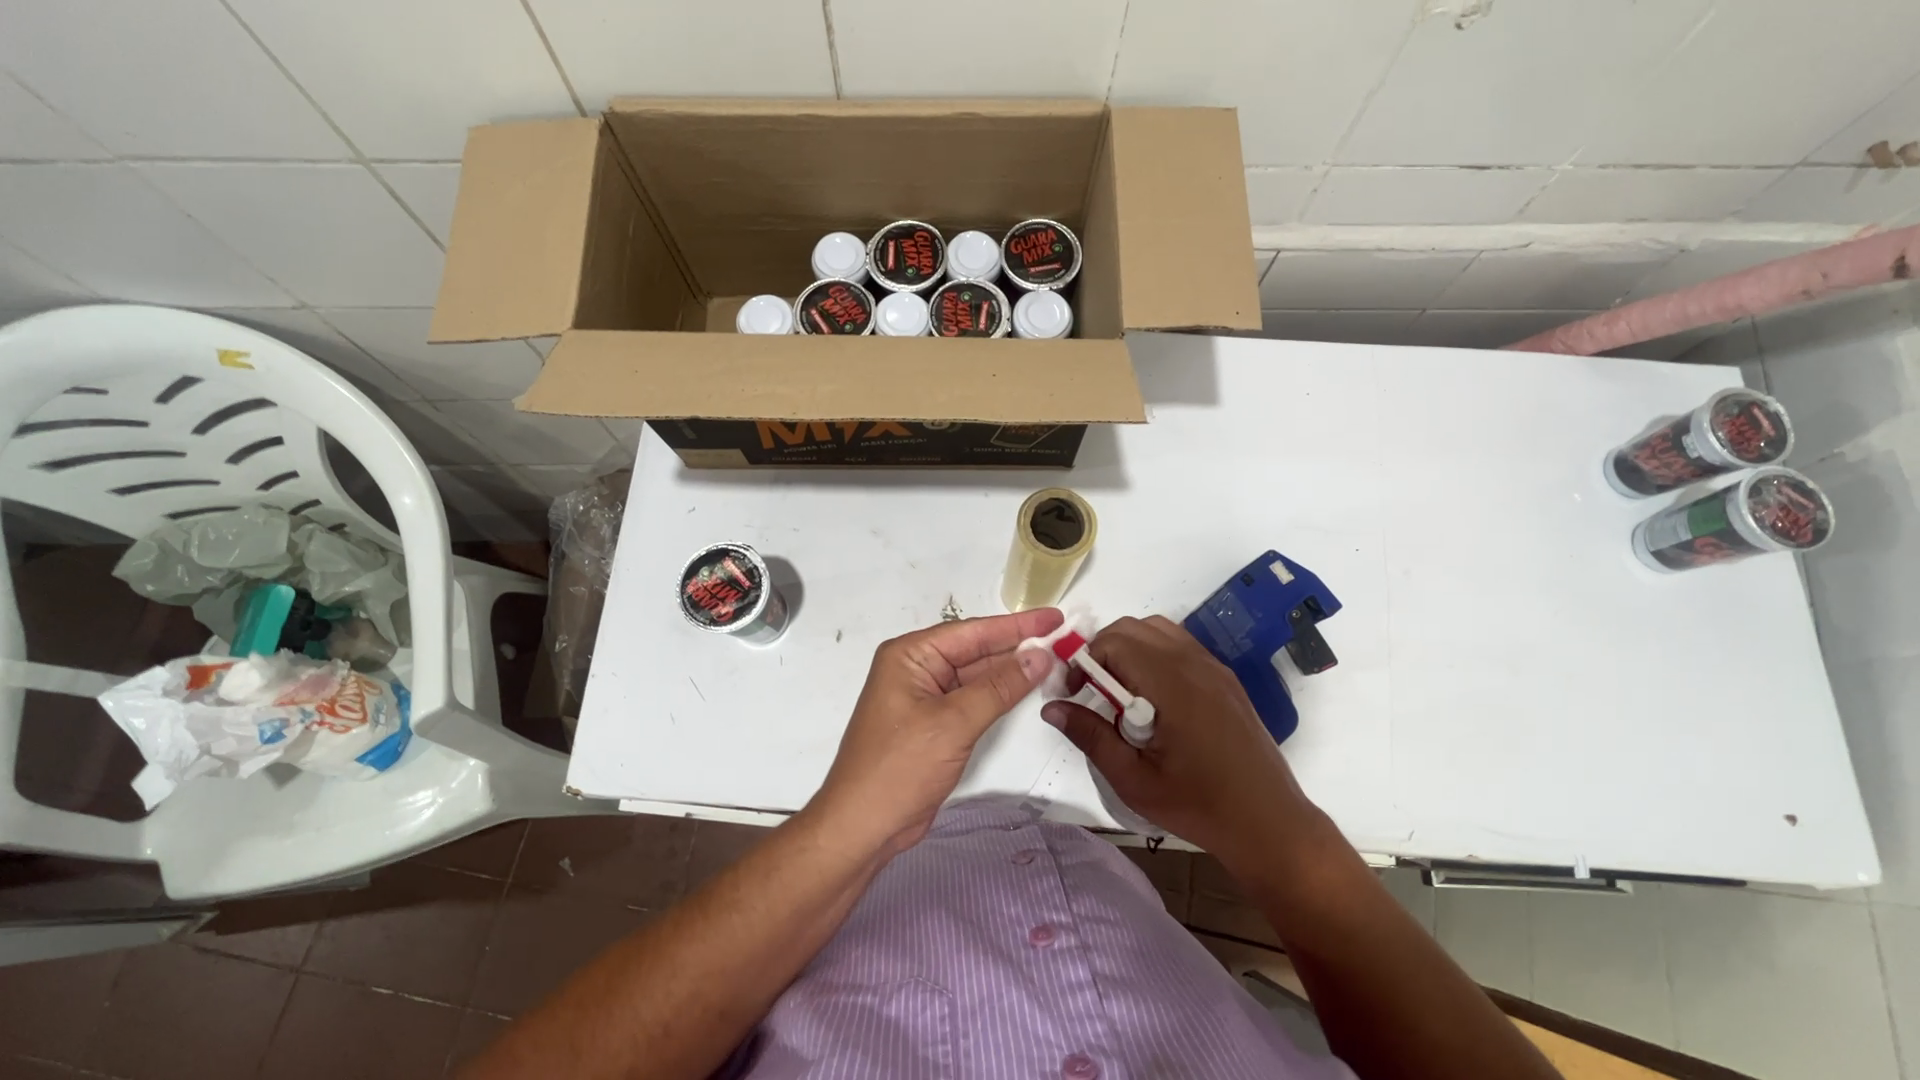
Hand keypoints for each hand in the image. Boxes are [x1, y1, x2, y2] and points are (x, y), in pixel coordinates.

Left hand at [811, 608, 1063, 856]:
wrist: (864, 825)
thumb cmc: (901, 768)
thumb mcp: (954, 723)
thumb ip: (1000, 687)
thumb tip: (1041, 656)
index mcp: (910, 655)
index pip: (973, 631)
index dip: (1018, 625)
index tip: (1056, 617)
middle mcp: (916, 669)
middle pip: (975, 650)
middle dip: (1018, 646)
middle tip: (1064, 638)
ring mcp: (924, 698)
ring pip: (976, 675)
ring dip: (1012, 670)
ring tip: (1056, 658)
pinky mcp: (932, 724)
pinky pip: (971, 699)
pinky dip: (999, 694)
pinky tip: (1026, 688)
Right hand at [1041, 616, 1321, 867]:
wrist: (1268, 821)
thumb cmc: (1197, 805)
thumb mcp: (1133, 780)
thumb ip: (1091, 737)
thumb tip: (1051, 708)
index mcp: (1171, 686)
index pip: (1114, 643)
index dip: (1085, 662)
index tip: (1077, 695)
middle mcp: (1194, 665)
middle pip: (1134, 628)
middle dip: (1103, 652)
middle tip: (1094, 695)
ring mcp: (1214, 669)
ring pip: (1159, 631)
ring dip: (1130, 650)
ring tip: (1123, 696)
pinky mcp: (1225, 679)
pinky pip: (1181, 646)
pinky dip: (1156, 657)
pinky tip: (1154, 700)